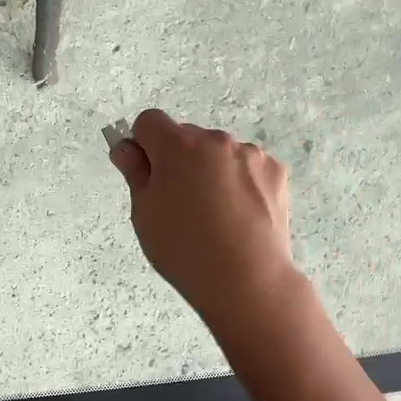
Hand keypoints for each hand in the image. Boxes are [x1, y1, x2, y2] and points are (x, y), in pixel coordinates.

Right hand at [109, 108, 300, 320]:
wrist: (246, 279)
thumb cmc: (183, 249)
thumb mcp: (144, 213)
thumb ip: (134, 172)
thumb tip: (125, 147)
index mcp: (177, 147)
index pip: (149, 121)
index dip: (143, 145)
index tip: (147, 174)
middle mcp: (215, 140)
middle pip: (186, 137)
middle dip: (179, 160)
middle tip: (179, 205)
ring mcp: (250, 154)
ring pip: (218, 153)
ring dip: (210, 171)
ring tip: (213, 215)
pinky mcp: (275, 172)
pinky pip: (246, 168)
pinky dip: (239, 184)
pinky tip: (238, 216)